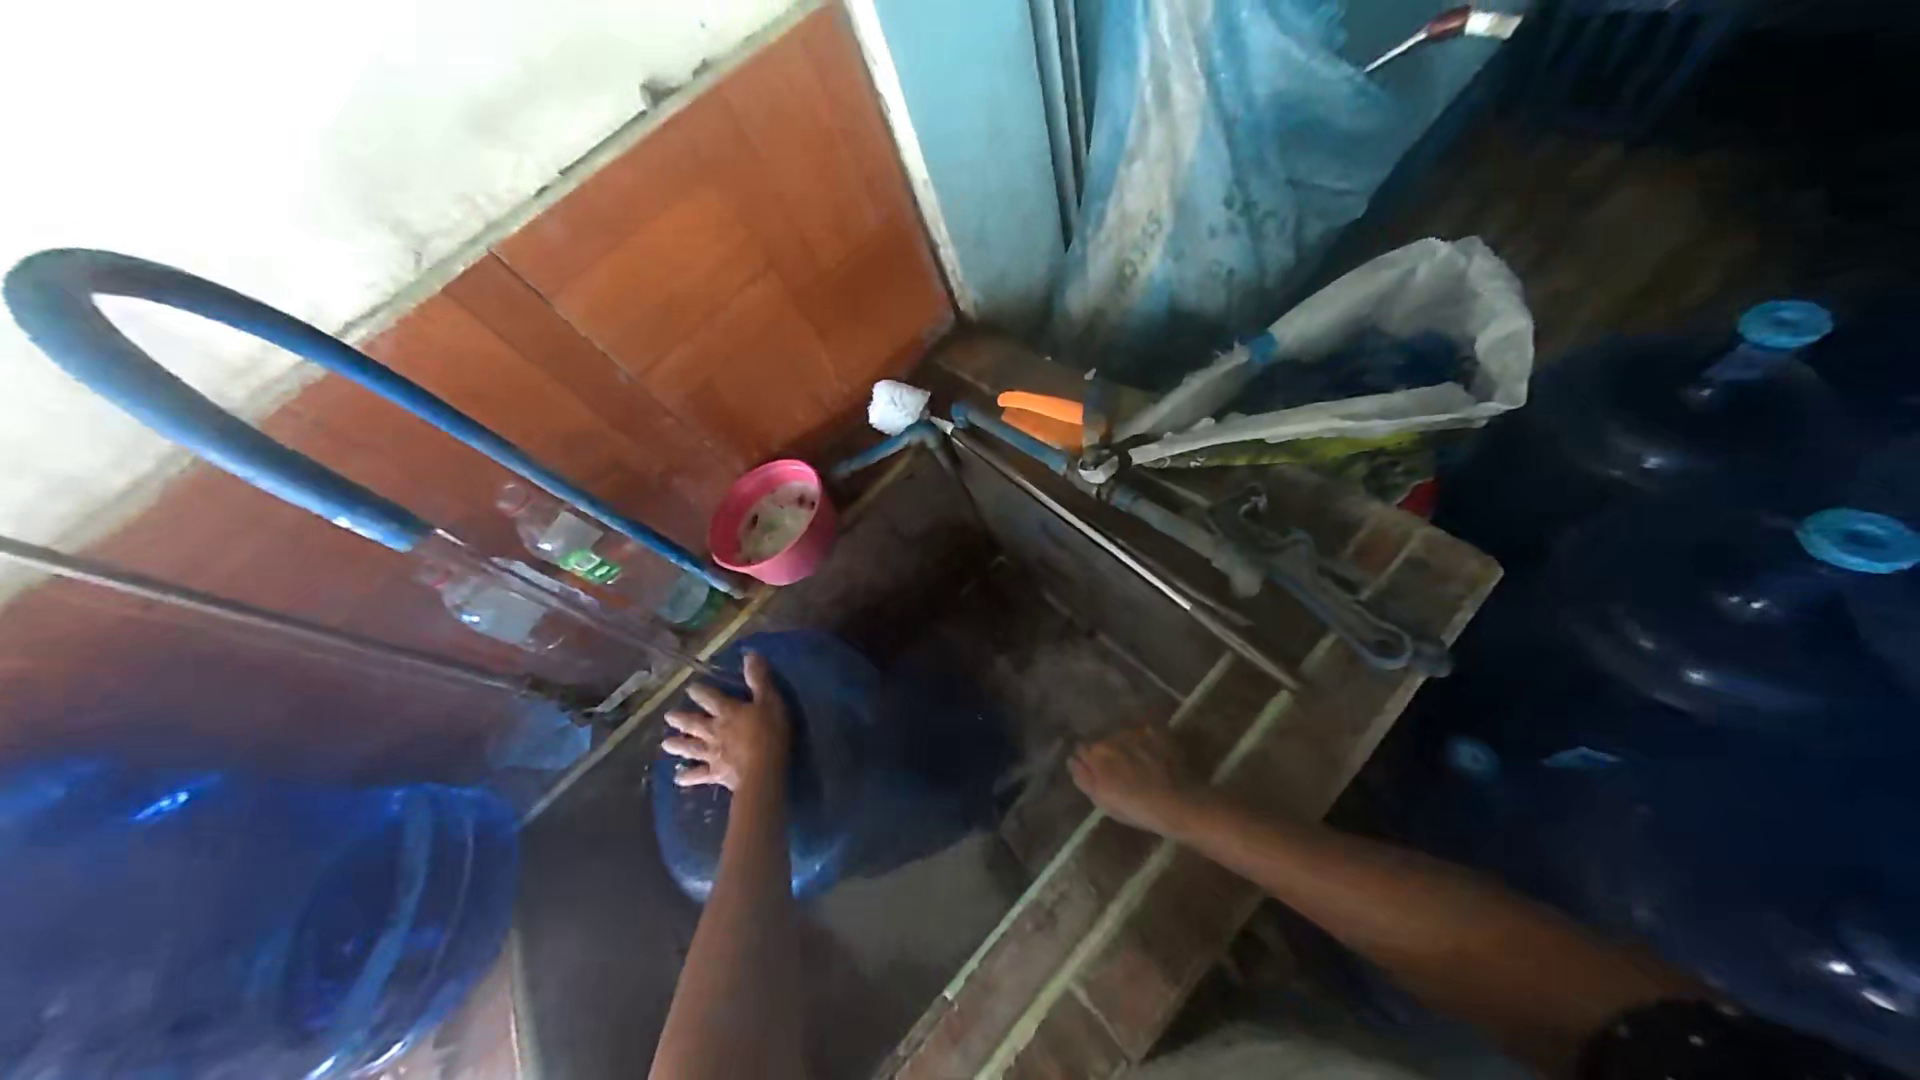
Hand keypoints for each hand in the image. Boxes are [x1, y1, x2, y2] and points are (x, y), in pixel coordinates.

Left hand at [662, 651, 790, 791]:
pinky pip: (699, 775)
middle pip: (694, 723)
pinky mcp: (715, 774)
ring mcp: (712, 754)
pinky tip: (678, 779)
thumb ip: (759, 679)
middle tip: (668, 716)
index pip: (710, 698)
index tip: (690, 688)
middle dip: (681, 718)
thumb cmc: (769, 733)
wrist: (762, 771)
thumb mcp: (770, 701)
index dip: (700, 692)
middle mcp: (714, 731)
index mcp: (727, 712)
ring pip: (691, 748)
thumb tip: (749, 654)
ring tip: (665, 744)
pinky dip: (688, 777)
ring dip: (678, 745)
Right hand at [1070, 725, 1204, 836]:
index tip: (1099, 774)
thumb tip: (1072, 760)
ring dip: (1127, 746)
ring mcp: (1136, 733)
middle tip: (1121, 772)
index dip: (1090, 762)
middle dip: (1109, 753)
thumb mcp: (1102, 801)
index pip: (1083, 750)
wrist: (1176, 804)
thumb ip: (1083, 778)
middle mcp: (1112, 738)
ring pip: (1124, 737)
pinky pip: (1146, 731)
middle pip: (1104, 742)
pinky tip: (1154, 754)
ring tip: (1139, 764)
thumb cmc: (1136, 809)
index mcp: (1096, 754)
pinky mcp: (1157, 732)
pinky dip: (1147, 740)